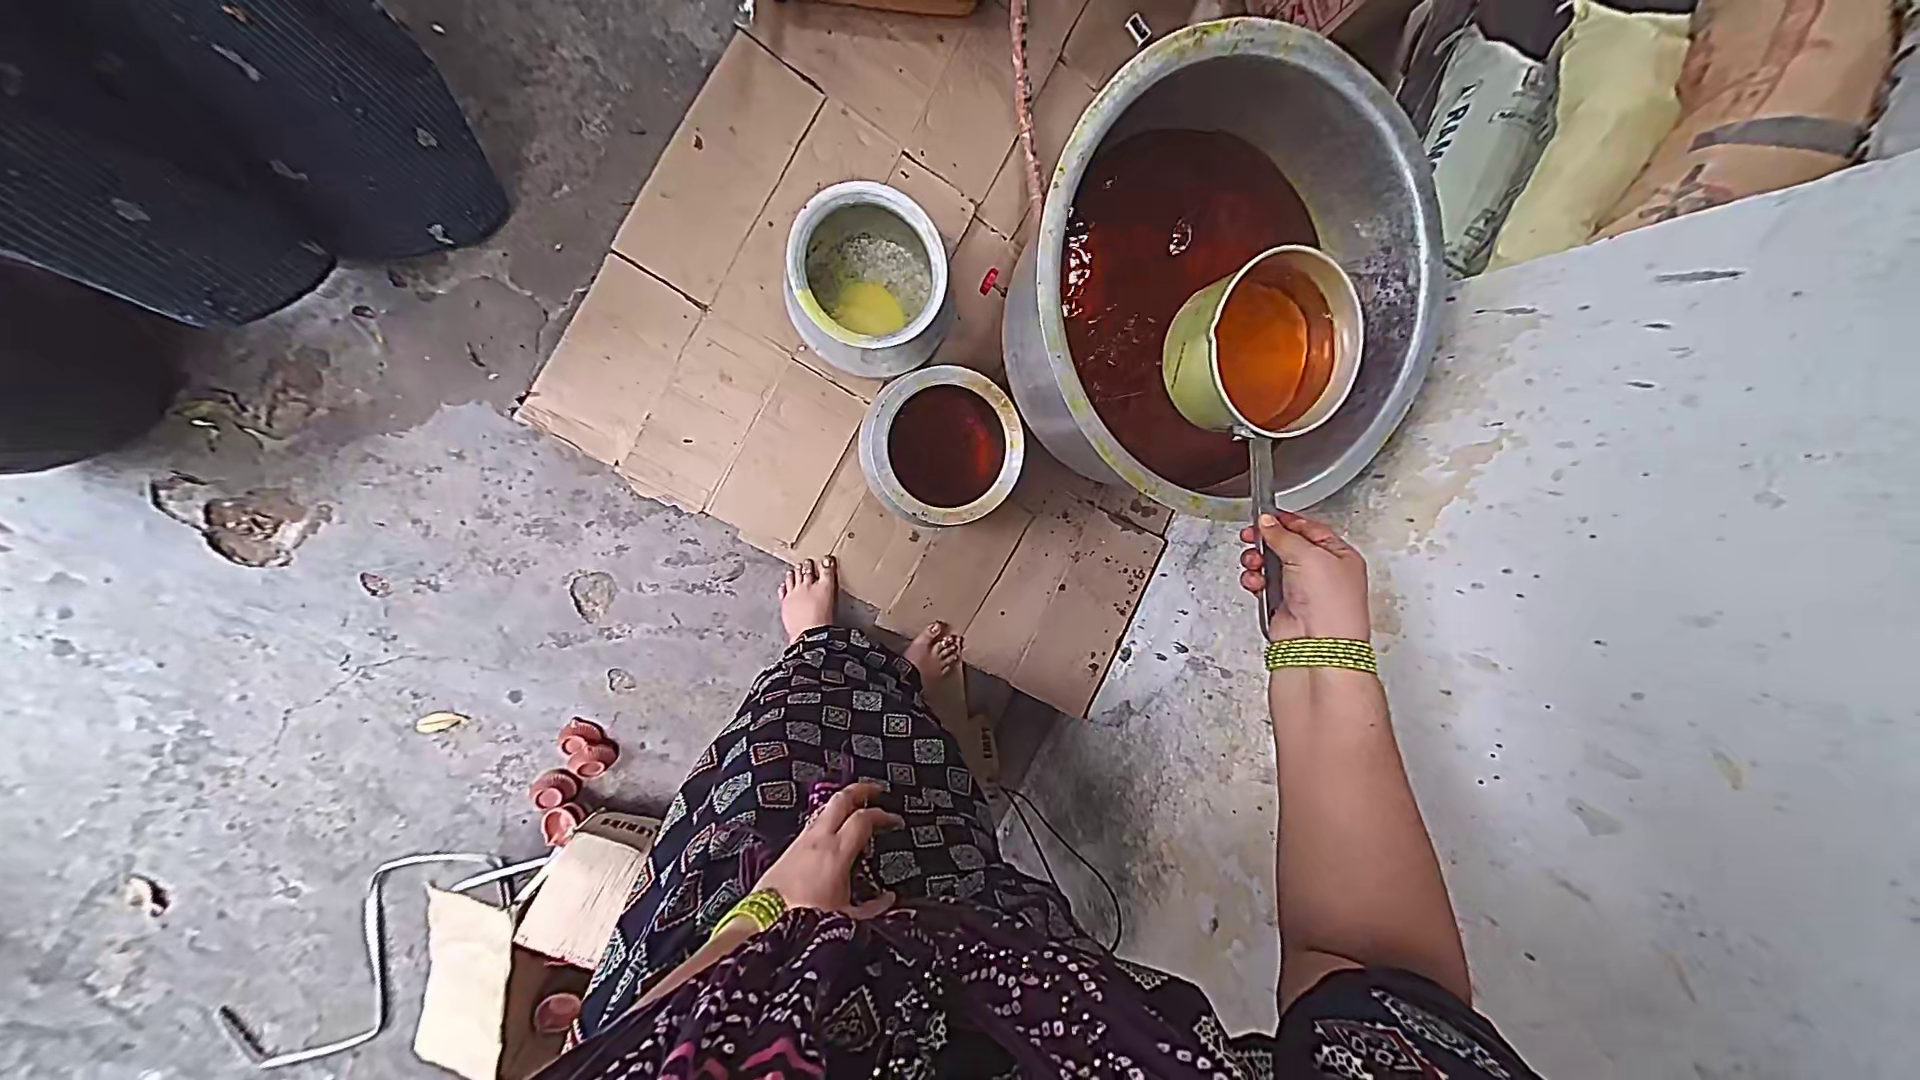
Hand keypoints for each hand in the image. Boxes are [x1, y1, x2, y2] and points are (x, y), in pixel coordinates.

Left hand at [753, 782, 902, 917]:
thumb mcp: (846, 920)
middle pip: (842, 798)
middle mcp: (818, 840)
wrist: (762, 928)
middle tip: (875, 791)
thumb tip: (888, 901)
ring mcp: (800, 843)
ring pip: (825, 808)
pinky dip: (826, 819)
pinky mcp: (786, 851)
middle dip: (861, 790)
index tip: (894, 820)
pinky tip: (830, 831)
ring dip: (842, 803)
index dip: (883, 815)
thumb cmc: (802, 922)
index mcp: (837, 851)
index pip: (865, 818)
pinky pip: (812, 824)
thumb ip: (873, 909)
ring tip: (854, 807)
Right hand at [1238, 510, 1370, 641]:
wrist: (1317, 642)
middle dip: (1266, 540)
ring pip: (1269, 563)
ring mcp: (1300, 587)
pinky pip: (1261, 582)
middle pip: (1285, 544)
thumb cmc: (1330, 604)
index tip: (1266, 517)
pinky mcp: (1281, 601)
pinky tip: (1255, 580)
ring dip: (1257, 560)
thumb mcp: (1308, 556)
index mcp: (1337, 554)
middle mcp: (1320, 570)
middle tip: (1252, 536)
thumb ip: (1283, 535)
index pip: (1308, 528)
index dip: (1286, 521)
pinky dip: (1254, 579)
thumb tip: (1268, 522)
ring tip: (1254, 562)